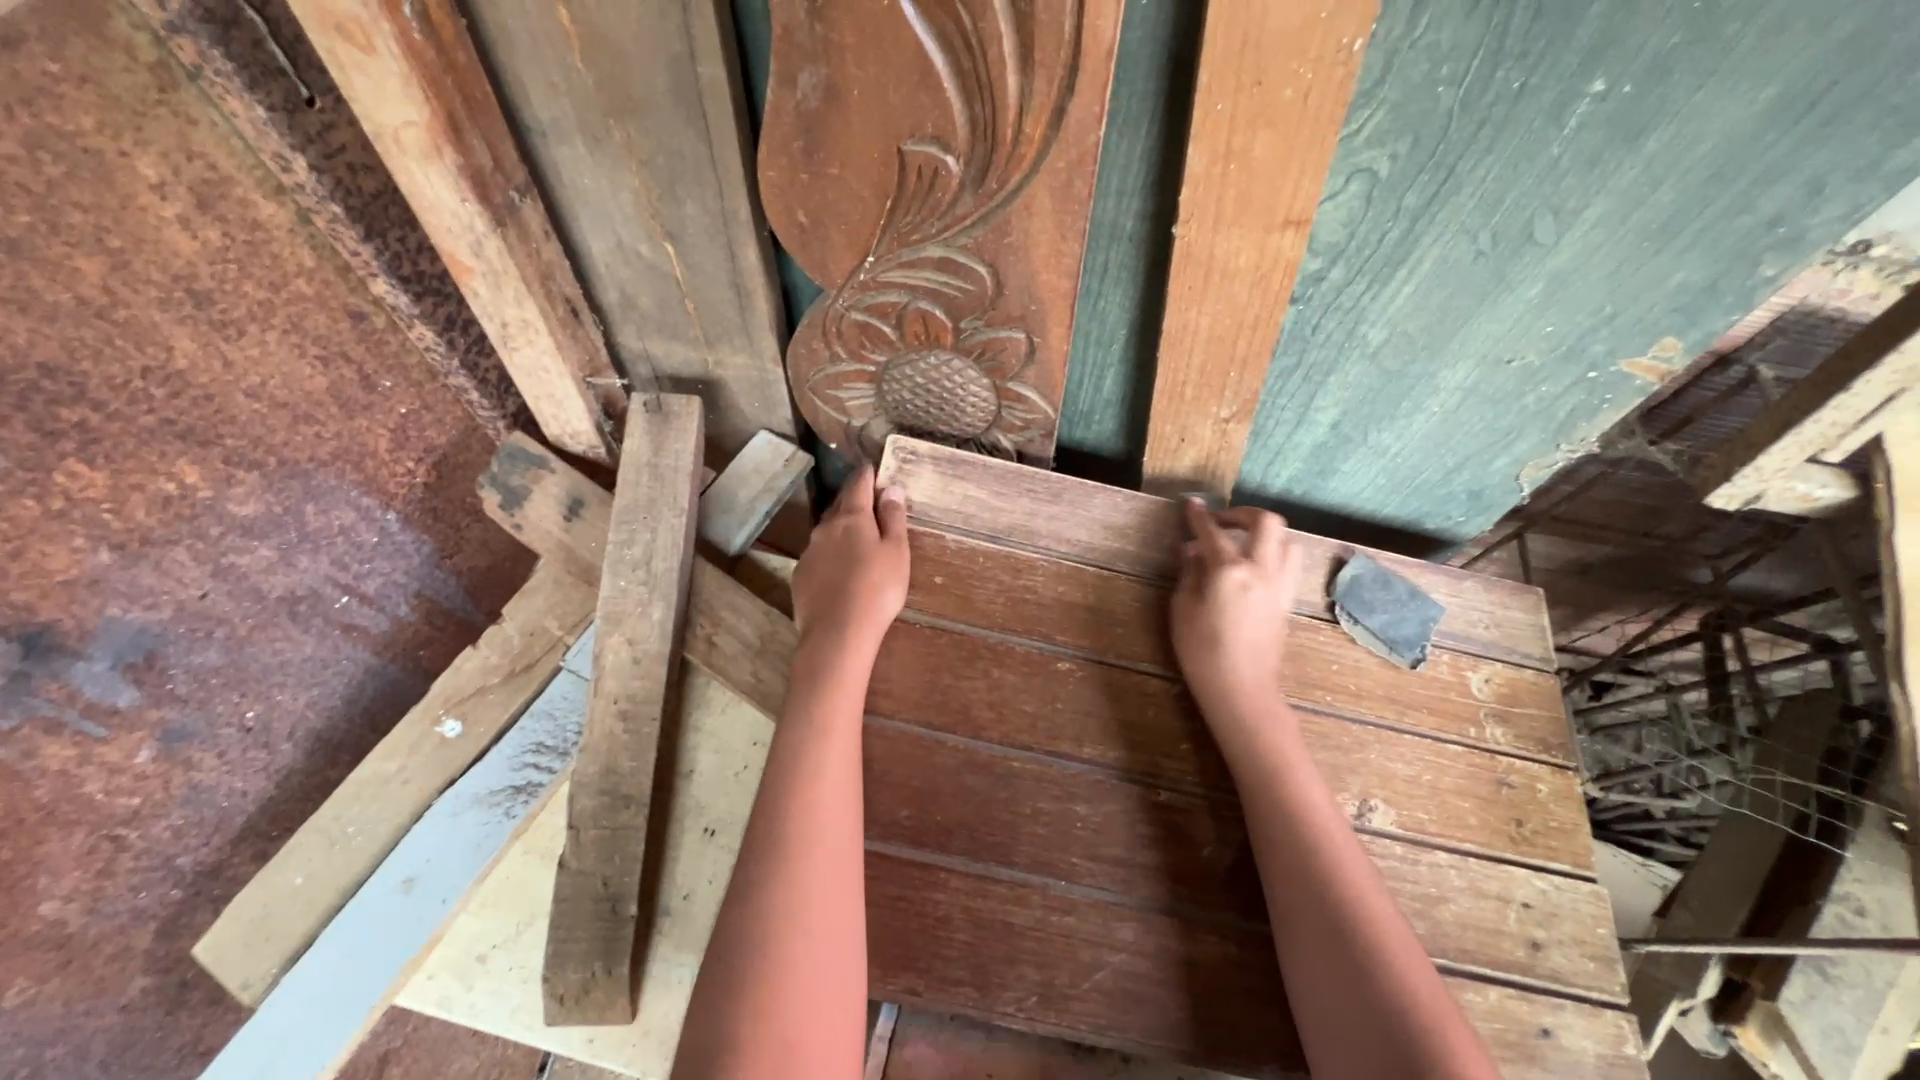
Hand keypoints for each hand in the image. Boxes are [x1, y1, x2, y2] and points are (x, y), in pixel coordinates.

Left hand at [790, 465, 909, 656]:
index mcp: (852, 518)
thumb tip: (892, 488)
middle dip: (853, 501)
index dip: (867, 475)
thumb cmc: (877, 589)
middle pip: (840, 506)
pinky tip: (839, 572)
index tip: (872, 468)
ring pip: (827, 533)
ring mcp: (809, 553)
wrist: (837, 633)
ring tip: (855, 540)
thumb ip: (893, 518)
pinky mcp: (801, 577)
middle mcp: (825, 529)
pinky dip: (830, 557)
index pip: (858, 485)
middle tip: (868, 502)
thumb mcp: (896, 552)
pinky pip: (818, 558)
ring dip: (840, 530)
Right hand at [1170, 499, 1305, 722]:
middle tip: (1222, 521)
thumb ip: (1188, 573)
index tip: (1191, 504)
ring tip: (1243, 544)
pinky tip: (1254, 568)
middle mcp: (1261, 569)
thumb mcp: (1182, 609)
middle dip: (1242, 514)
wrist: (1241, 689)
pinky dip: (1273, 554)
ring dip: (1264, 534)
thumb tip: (1189, 550)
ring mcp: (1280, 585)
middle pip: (1266, 522)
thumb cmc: (1201, 652)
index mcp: (1229, 570)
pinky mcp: (1287, 600)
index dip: (1199, 516)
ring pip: (1286, 540)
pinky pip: (1288, 563)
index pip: (1212, 532)